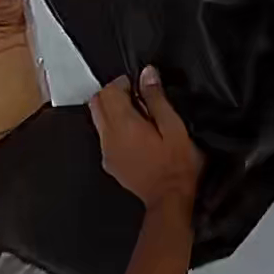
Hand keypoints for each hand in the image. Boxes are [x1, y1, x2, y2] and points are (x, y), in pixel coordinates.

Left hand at [88, 66, 203, 211]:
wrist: (169, 199)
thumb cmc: (177, 162)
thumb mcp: (174, 126)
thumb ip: (156, 99)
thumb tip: (146, 74)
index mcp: (123, 125)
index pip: (108, 92)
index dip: (123, 82)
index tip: (142, 84)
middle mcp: (108, 137)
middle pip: (96, 103)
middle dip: (114, 93)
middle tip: (139, 96)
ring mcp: (106, 152)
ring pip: (98, 120)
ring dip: (114, 110)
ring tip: (141, 114)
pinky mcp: (110, 163)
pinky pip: (105, 136)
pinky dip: (115, 126)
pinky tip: (137, 133)